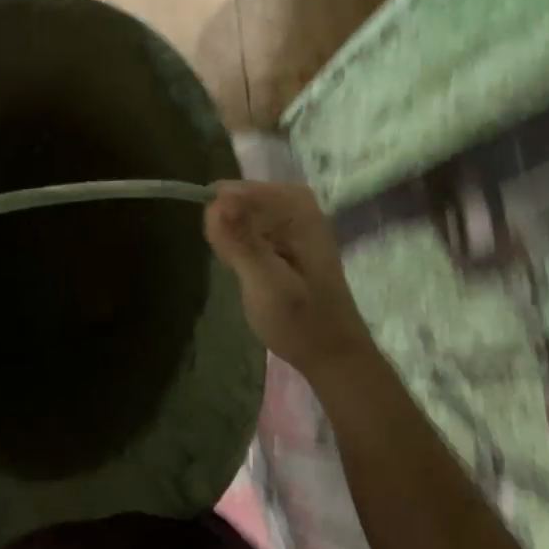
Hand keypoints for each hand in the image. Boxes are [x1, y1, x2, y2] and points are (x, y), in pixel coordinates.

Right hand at [204, 180, 372, 380]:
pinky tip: (253, 273)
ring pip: (238, 215)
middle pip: (235, 200)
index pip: (233, 192)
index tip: (231, 258)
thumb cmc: (301, 322)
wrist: (333, 356)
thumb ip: (240, 240)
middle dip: (229, 233)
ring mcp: (292, 219)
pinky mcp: (287, 236)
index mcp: (296, 206)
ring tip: (249, 275)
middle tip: (242, 270)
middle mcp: (296, 202)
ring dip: (235, 244)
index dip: (223, 224)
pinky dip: (243, 249)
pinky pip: (248, 227)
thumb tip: (215, 200)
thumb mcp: (265, 282)